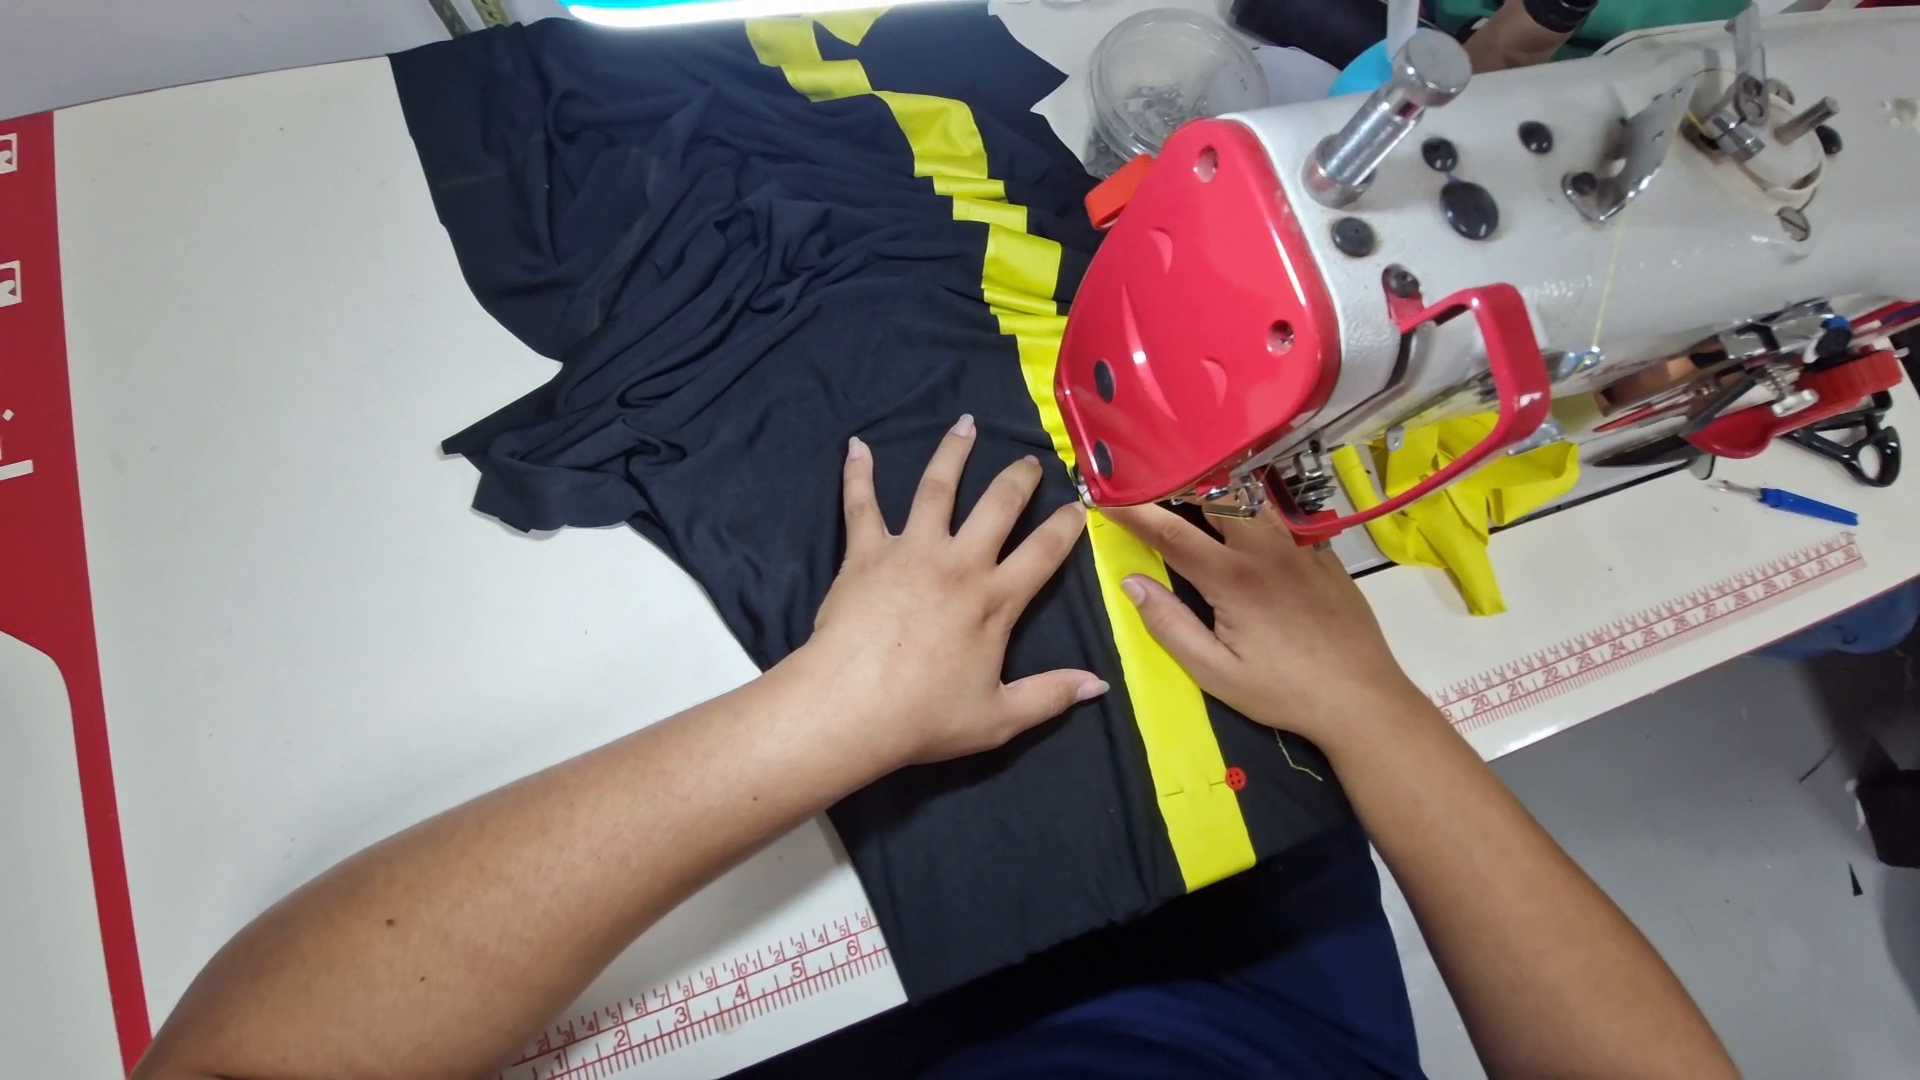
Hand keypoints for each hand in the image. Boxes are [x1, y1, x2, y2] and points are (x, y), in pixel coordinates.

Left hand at [797, 415, 1105, 773]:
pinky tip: (856, 445)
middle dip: (1018, 479)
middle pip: (998, 506)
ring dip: (954, 453)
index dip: (1065, 526)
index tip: (1078, 505)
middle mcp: (960, 563)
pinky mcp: (866, 552)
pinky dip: (858, 473)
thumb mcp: (999, 718)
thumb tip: (1101, 686)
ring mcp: (911, 551)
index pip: (1043, 552)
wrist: (851, 706)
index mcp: (995, 600)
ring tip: (966, 424)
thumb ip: (1051, 696)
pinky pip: (861, 504)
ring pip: (937, 488)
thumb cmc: (924, 716)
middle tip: (1030, 460)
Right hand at [1102, 503, 1429, 748]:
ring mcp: (1299, 546)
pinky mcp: (1322, 553)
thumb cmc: (1282, 691)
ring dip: (1216, 488)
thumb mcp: (1214, 671)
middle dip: (1176, 482)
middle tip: (1149, 483)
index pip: (1169, 531)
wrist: (1363, 699)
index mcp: (1232, 577)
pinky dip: (1254, 503)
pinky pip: (1283, 513)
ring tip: (1191, 489)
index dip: (1132, 511)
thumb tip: (1133, 582)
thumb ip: (1169, 624)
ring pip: (1252, 496)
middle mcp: (1265, 549)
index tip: (1104, 497)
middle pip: (1214, 494)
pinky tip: (1245, 513)